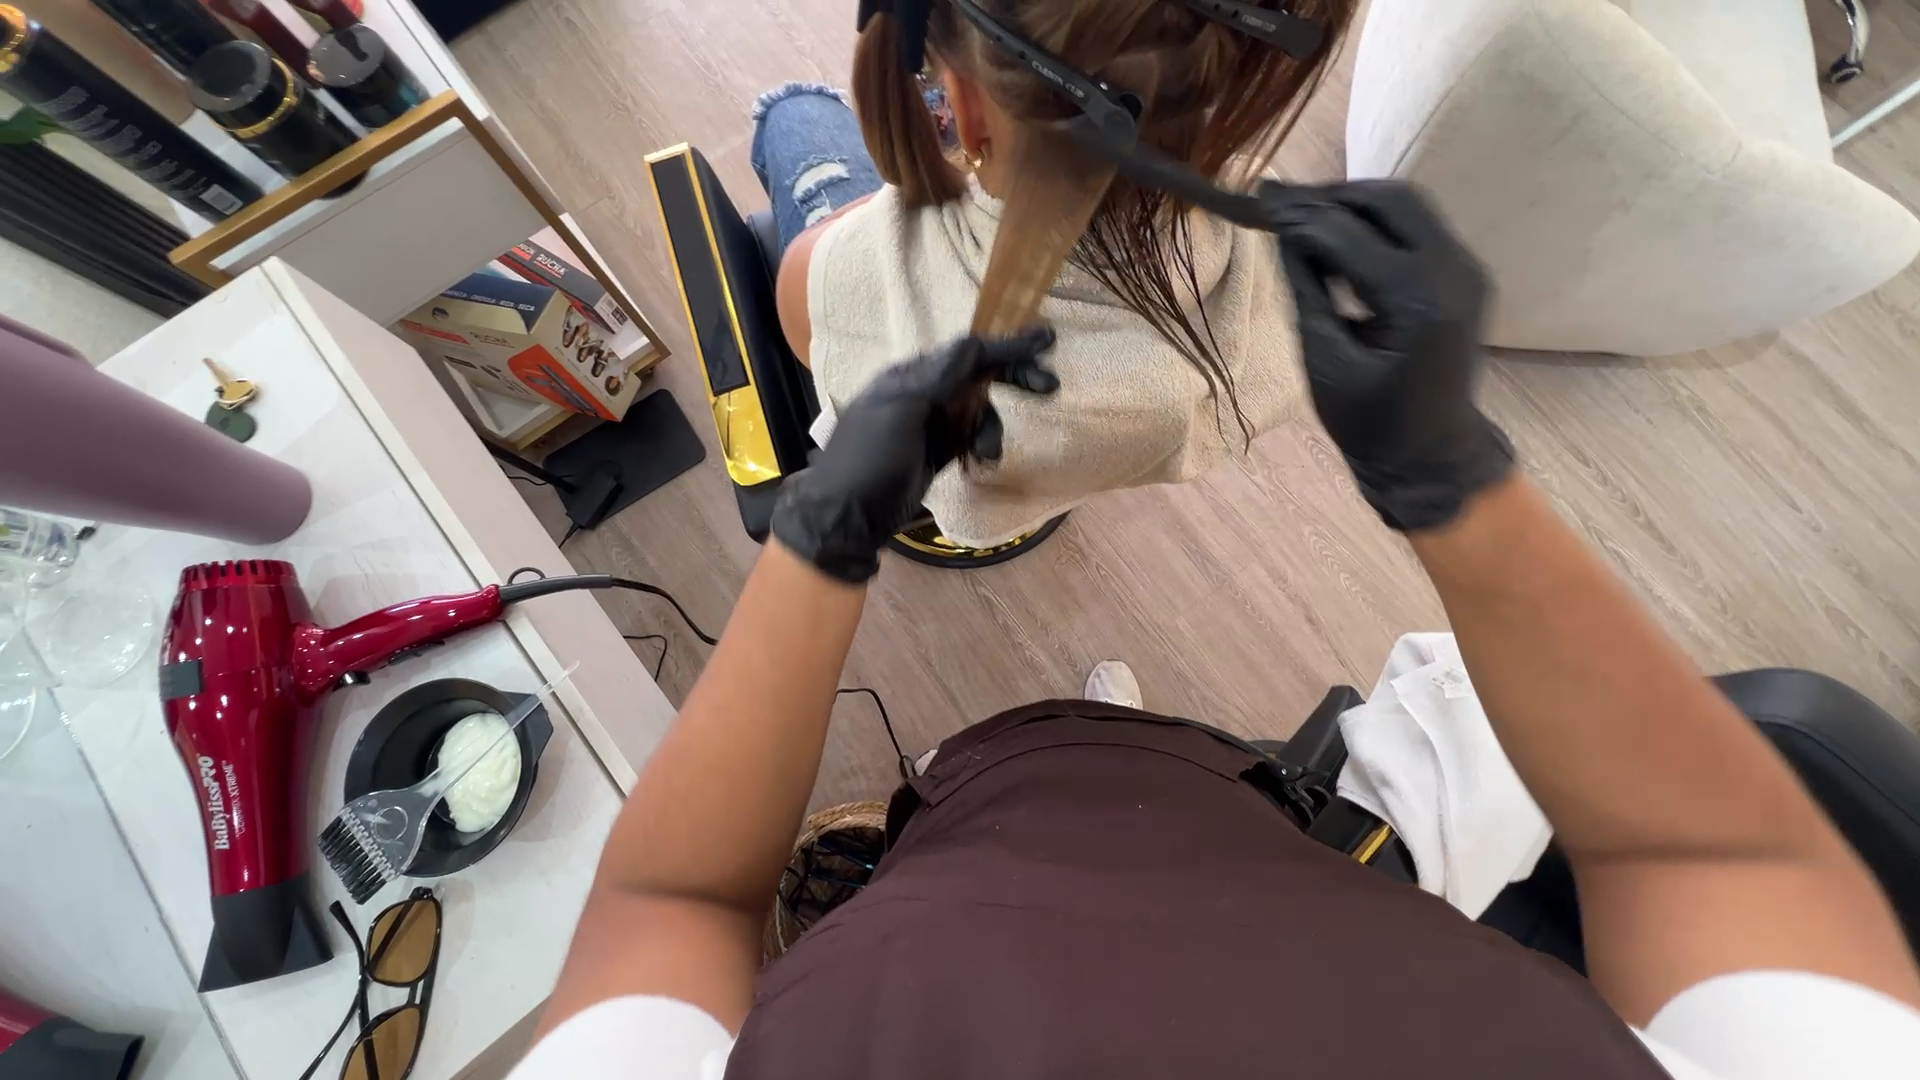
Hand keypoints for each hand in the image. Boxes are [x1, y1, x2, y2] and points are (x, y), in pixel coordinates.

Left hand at [771, 328, 1059, 582]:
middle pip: (977, 375)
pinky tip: (983, 462)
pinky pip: (971, 437)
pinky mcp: (938, 451)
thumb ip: (939, 376)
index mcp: (910, 374)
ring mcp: (931, 423)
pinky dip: (982, 445)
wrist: (849, 514)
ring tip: (988, 452)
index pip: (966, 352)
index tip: (1045, 341)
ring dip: (991, 427)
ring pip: (978, 410)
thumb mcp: (901, 410)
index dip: (1005, 345)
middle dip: (1011, 379)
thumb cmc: (870, 458)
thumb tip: (973, 341)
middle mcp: (924, 392)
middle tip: (1048, 387)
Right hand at [1274, 181, 1514, 530]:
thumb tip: (1284, 237)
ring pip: (1407, 207)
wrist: (1429, 451)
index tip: (1260, 197)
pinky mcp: (1464, 274)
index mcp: (1417, 300)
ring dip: (1354, 205)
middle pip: (1390, 201)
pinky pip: (1417, 229)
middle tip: (1282, 200)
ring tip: (1304, 214)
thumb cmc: (1368, 422)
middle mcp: (1454, 270)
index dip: (1300, 215)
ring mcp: (1467, 268)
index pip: (1349, 235)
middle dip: (1332, 195)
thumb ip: (1307, 292)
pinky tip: (1339, 238)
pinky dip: (1374, 224)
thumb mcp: (1323, 361)